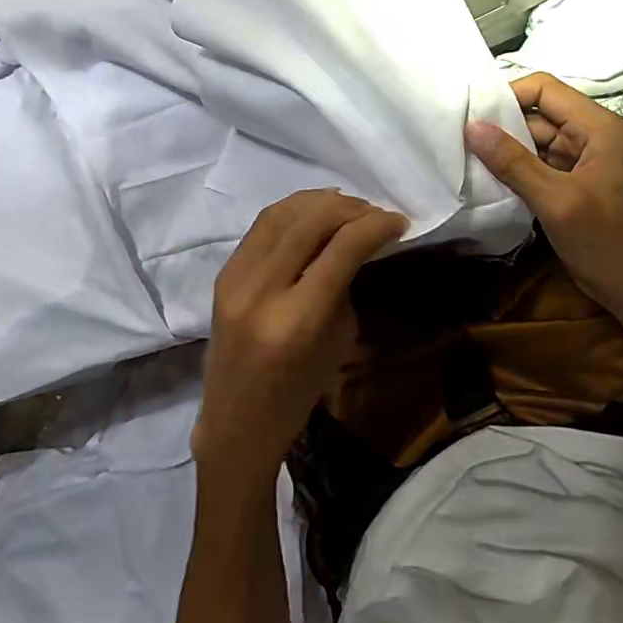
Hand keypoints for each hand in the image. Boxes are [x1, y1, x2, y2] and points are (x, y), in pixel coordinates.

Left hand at [193, 190, 405, 483]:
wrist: (236, 421)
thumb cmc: (299, 392)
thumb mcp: (339, 339)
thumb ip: (344, 284)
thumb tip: (357, 240)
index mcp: (297, 319)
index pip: (342, 248)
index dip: (376, 225)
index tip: (399, 222)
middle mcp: (261, 291)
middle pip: (311, 221)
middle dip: (352, 208)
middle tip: (376, 214)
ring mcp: (235, 279)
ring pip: (282, 213)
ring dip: (322, 201)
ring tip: (350, 207)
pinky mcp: (223, 273)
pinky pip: (262, 225)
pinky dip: (295, 210)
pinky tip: (316, 212)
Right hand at [465, 73, 622, 320]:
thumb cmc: (605, 243)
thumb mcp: (555, 201)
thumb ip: (512, 162)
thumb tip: (471, 126)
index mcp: (599, 127)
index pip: (546, 89)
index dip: (508, 95)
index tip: (470, 113)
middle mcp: (594, 135)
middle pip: (540, 113)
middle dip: (502, 124)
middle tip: (459, 136)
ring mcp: (586, 159)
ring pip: (537, 140)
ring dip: (507, 148)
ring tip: (466, 155)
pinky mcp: (577, 182)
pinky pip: (542, 163)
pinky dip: (517, 168)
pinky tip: (488, 177)